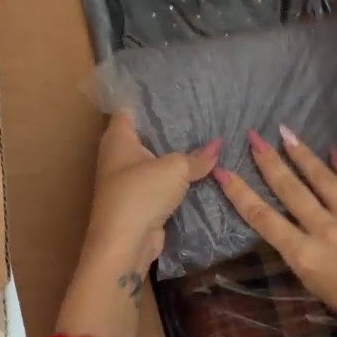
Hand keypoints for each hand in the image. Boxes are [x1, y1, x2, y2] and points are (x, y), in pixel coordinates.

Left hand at [84, 113, 220, 272]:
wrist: (125, 244)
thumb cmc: (141, 194)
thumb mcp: (175, 169)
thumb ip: (197, 157)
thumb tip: (218, 145)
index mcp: (117, 138)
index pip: (130, 109)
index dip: (149, 100)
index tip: (176, 92)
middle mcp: (118, 157)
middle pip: (145, 135)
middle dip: (170, 128)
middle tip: (201, 114)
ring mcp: (127, 181)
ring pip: (155, 162)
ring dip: (175, 157)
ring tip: (206, 139)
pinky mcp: (139, 202)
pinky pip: (161, 184)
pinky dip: (176, 180)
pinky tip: (199, 172)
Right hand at [213, 126, 336, 329]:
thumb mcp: (308, 278)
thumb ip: (293, 244)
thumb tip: (281, 210)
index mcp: (303, 254)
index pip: (263, 217)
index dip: (240, 193)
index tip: (224, 172)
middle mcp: (326, 231)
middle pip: (291, 190)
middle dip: (269, 162)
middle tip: (254, 138)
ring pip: (323, 178)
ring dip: (302, 155)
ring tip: (287, 135)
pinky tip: (332, 153)